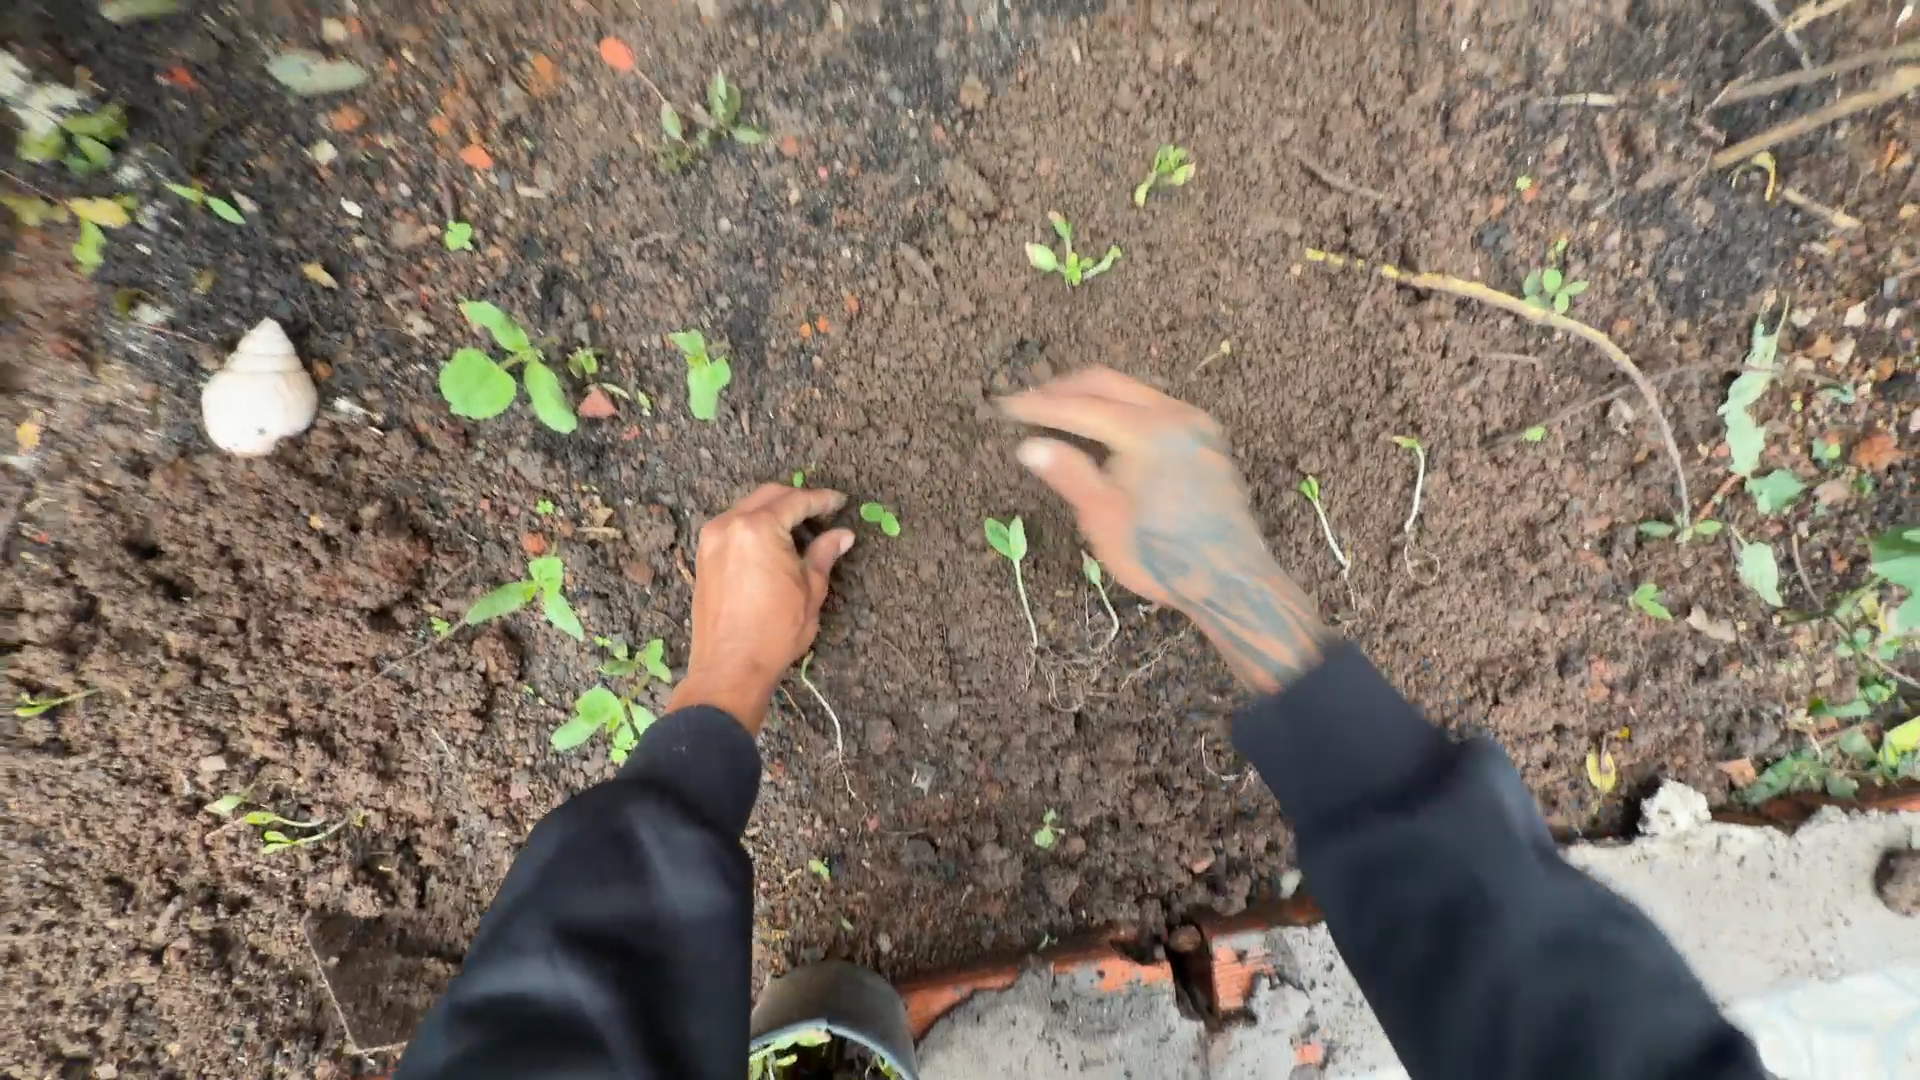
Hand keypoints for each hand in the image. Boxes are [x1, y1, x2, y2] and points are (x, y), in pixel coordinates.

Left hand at [668, 484, 854, 733]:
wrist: (729, 667)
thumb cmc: (776, 631)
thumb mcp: (810, 590)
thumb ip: (824, 553)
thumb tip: (842, 535)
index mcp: (758, 528)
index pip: (796, 501)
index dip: (822, 499)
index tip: (840, 501)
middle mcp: (729, 525)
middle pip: (769, 496)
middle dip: (797, 499)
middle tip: (823, 511)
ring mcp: (712, 540)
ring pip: (748, 508)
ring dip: (774, 511)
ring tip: (801, 528)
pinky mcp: (704, 557)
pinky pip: (734, 526)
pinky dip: (756, 526)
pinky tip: (774, 543)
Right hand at [999, 368, 1330, 693]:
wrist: (1229, 581)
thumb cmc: (1160, 554)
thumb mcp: (1104, 517)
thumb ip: (1068, 473)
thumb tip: (1028, 446)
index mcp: (1148, 430)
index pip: (1081, 406)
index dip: (1039, 407)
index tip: (1006, 408)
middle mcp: (1176, 415)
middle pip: (1108, 384)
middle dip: (1064, 390)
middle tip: (1029, 403)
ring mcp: (1196, 426)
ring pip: (1134, 394)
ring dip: (1094, 399)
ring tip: (1060, 415)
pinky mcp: (1205, 443)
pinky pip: (1154, 410)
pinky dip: (1121, 412)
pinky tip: (1105, 435)